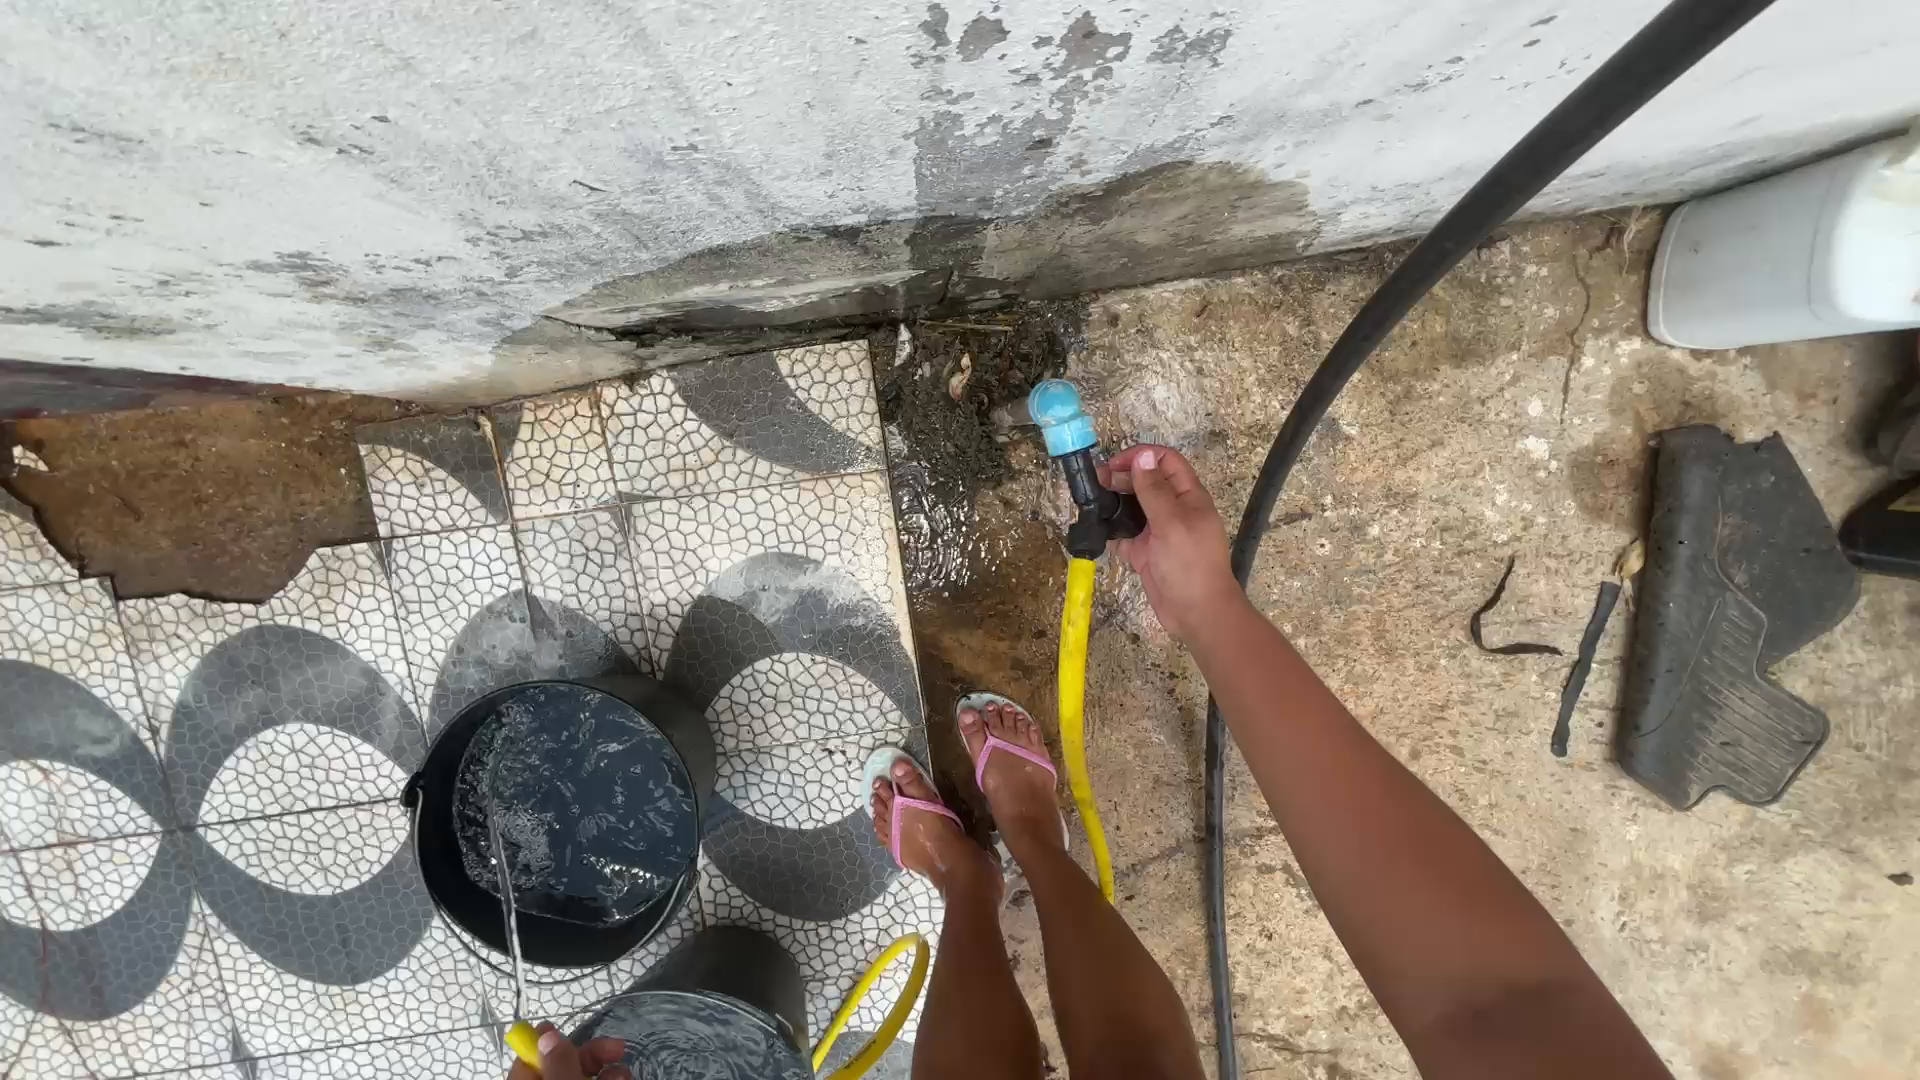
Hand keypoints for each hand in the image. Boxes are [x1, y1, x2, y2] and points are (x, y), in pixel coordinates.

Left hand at [508, 1023, 630, 1079]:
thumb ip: (558, 1064)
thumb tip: (546, 1033)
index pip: (526, 1062)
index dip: (539, 1042)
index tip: (555, 1025)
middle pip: (564, 1063)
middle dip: (592, 1053)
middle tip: (616, 1049)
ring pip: (586, 1073)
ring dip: (609, 1068)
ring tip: (624, 1075)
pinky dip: (613, 1078)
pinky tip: (625, 1079)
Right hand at [1100, 444, 1244, 641]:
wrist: (1196, 613)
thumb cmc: (1190, 564)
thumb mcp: (1172, 522)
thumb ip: (1154, 490)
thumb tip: (1142, 456)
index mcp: (1188, 496)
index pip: (1166, 461)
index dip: (1141, 457)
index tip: (1114, 465)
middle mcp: (1173, 510)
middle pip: (1146, 482)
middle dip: (1121, 478)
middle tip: (1095, 483)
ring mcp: (1158, 532)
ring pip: (1133, 508)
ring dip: (1113, 502)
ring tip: (1091, 503)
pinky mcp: (1145, 552)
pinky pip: (1124, 535)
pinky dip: (1111, 531)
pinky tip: (1095, 530)